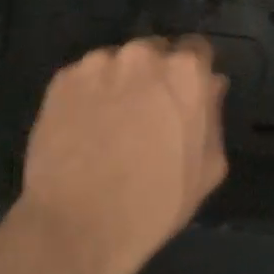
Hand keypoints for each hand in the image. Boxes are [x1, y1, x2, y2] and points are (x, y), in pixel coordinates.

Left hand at [12, 35, 229, 273]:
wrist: (78, 225)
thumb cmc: (155, 203)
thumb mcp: (208, 168)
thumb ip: (213, 115)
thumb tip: (211, 85)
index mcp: (185, 71)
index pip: (196, 49)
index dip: (191, 73)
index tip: (184, 97)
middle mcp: (141, 55)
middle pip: (154, 52)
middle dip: (153, 75)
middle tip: (146, 114)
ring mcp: (96, 64)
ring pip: (115, 64)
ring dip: (118, 83)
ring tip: (110, 125)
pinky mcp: (61, 79)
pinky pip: (83, 79)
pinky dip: (87, 96)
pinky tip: (84, 129)